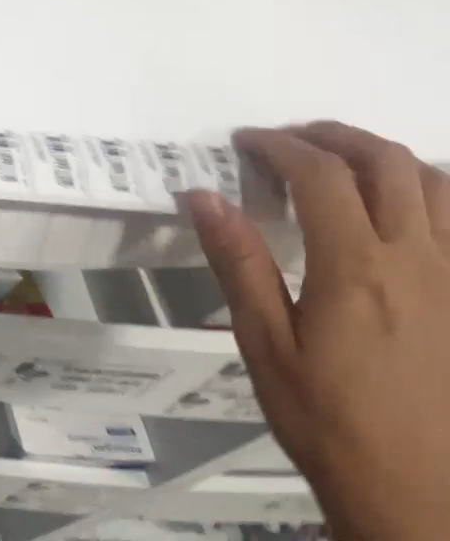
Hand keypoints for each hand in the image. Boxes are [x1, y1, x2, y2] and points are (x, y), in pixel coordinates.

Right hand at [188, 122, 449, 540]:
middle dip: (333, 136)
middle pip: (389, 164)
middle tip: (287, 140)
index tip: (242, 143)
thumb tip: (203, 196)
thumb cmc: (326, 415)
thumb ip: (239, 262)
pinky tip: (399, 207)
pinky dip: (431, 194)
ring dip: (385, 158)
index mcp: (358, 270)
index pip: (320, 176)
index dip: (277, 146)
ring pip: (441, 185)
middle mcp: (422, 263)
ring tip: (339, 164)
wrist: (424, 492)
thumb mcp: (264, 341)